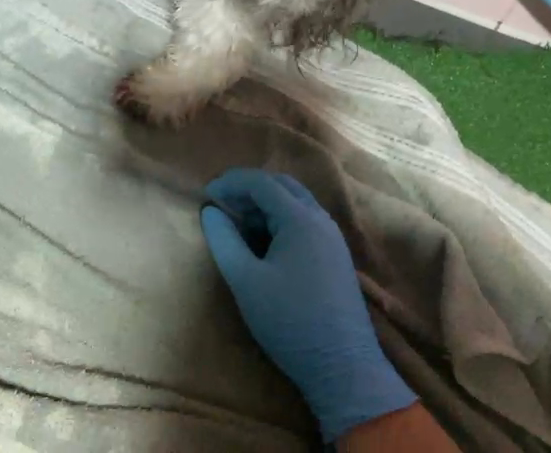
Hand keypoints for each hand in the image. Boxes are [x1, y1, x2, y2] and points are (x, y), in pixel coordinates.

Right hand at [201, 169, 415, 443]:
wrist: (344, 369)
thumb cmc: (290, 321)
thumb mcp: (245, 280)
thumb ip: (223, 240)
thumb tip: (210, 211)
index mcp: (300, 219)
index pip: (260, 182)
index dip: (230, 182)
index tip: (206, 197)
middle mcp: (320, 220)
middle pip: (281, 185)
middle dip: (249, 190)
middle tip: (223, 207)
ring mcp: (333, 239)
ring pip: (296, 203)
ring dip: (265, 206)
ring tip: (240, 227)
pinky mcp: (336, 257)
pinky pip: (305, 222)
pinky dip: (281, 221)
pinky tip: (265, 246)